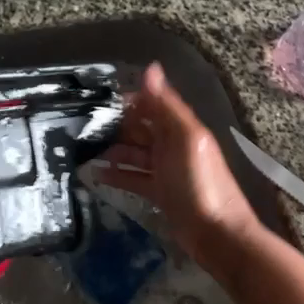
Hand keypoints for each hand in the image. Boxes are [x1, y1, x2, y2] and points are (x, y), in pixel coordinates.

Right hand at [90, 63, 259, 267]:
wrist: (219, 237)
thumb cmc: (201, 183)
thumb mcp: (186, 139)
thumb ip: (167, 105)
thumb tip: (150, 67)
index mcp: (179, 129)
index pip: (151, 105)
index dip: (128, 100)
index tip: (99, 100)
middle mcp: (172, 146)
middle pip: (139, 129)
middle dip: (115, 125)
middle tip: (84, 126)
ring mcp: (165, 170)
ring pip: (133, 153)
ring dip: (112, 150)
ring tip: (84, 151)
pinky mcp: (159, 193)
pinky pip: (133, 178)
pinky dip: (115, 175)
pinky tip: (96, 175)